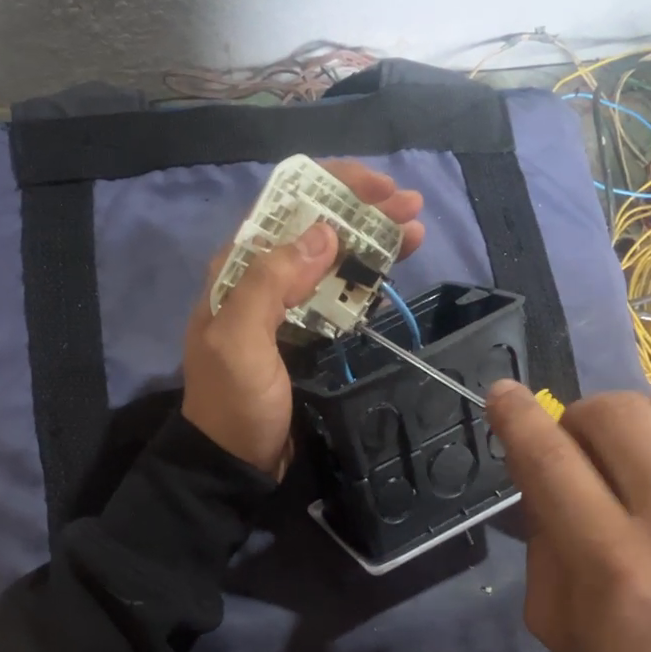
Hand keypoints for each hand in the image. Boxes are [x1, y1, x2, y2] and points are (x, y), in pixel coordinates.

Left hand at [182, 161, 424, 477]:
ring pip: (330, 264)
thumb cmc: (234, 403)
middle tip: (412, 208)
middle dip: (362, 214)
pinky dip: (365, 286)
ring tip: (416, 234)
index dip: (331, 188)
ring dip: (371, 246)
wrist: (234, 464)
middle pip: (314, 232)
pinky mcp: (303, 340)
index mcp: (236, 273)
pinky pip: (337, 301)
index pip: (283, 208)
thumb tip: (322, 232)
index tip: (377, 187)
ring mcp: (283, 312)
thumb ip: (272, 282)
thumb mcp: (240, 341)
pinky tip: (390, 278)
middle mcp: (259, 283)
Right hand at [485, 382, 650, 651]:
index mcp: (619, 567)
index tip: (501, 394)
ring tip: (639, 460)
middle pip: (617, 414)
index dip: (519, 420)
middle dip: (580, 419)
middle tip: (578, 446)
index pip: (554, 464)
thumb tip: (536, 457)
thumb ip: (540, 536)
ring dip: (639, 423)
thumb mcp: (555, 619)